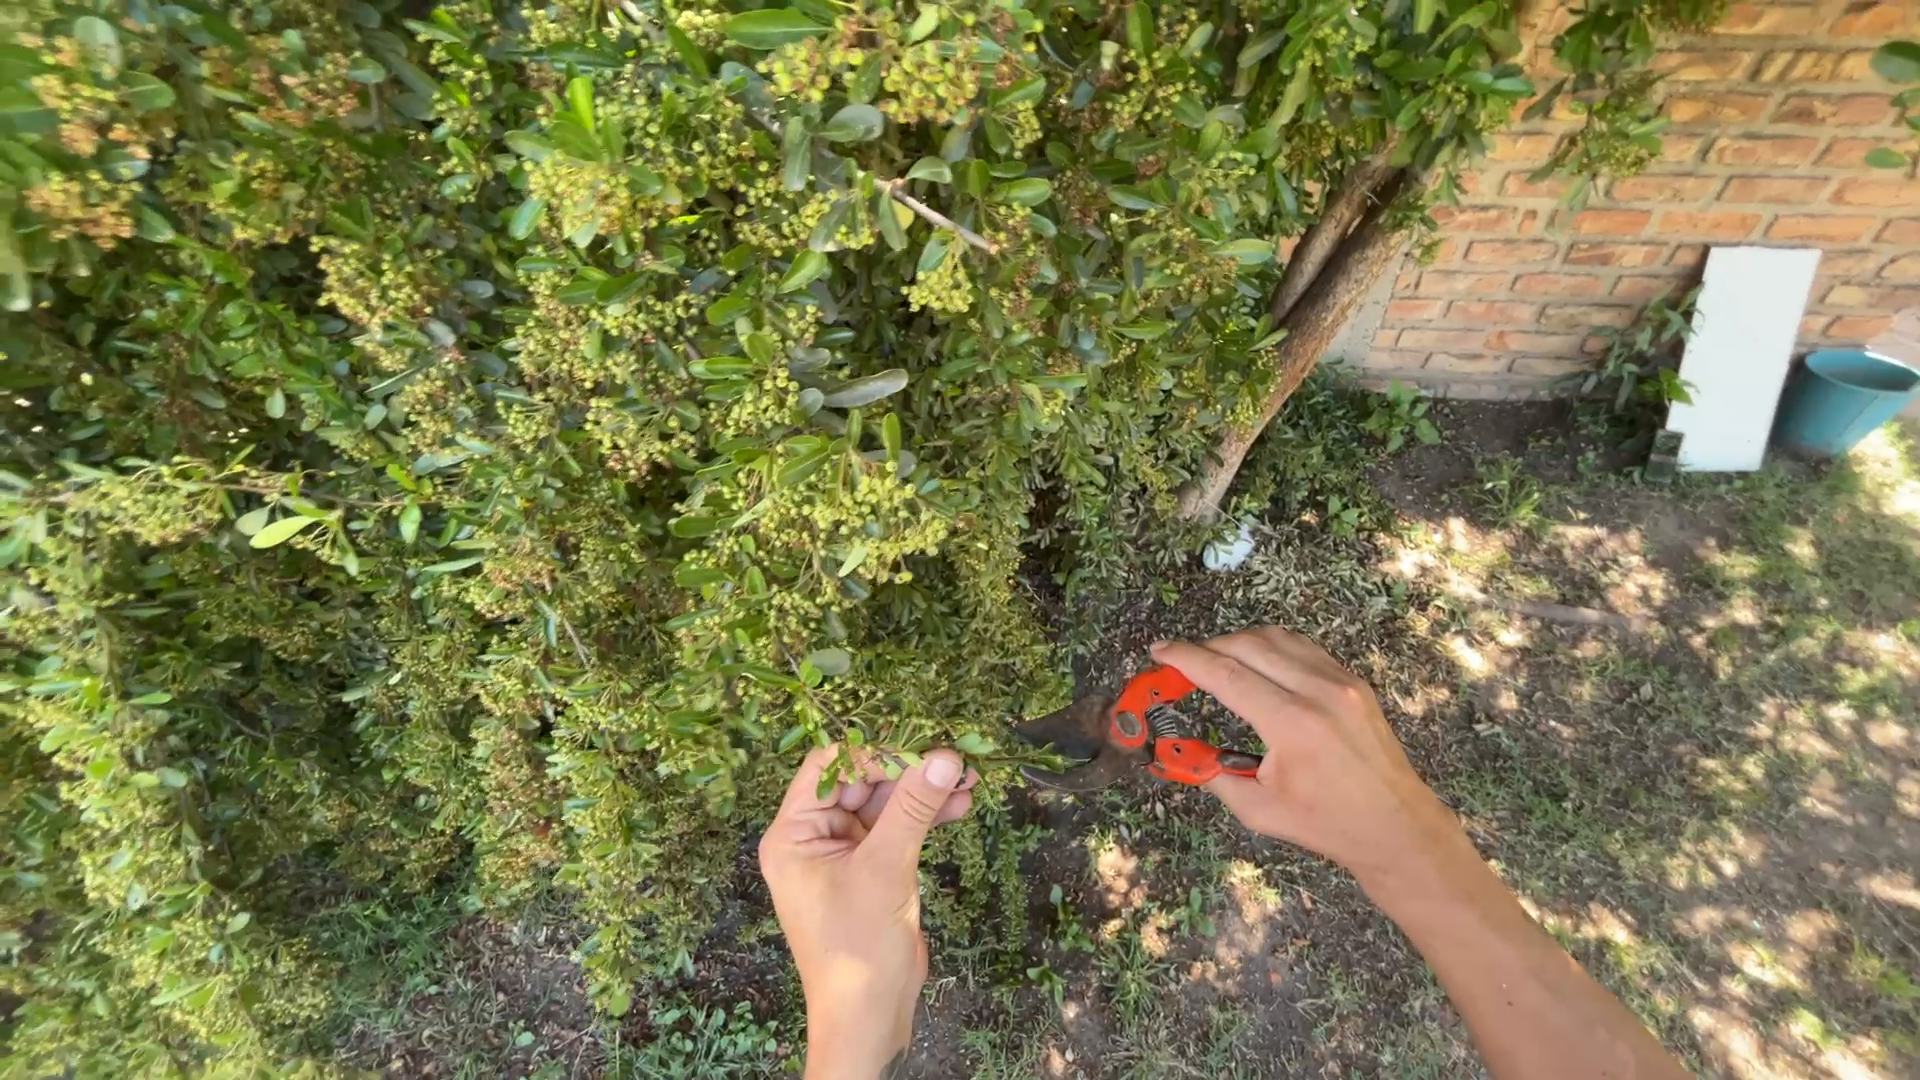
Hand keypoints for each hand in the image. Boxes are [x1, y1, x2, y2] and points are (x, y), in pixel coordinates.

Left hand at [758, 745, 977, 1078]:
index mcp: (794, 833)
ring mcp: (845, 853)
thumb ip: (912, 808)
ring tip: (969, 781)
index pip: (829, 769)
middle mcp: (814, 837)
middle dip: (908, 773)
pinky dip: (926, 818)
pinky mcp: (872, 869)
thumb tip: (944, 757)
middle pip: (863, 783)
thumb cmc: (858, 946)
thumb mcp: (884, 869)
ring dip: (924, 793)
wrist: (870, 1020)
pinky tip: (959, 806)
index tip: (918, 756)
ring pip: (886, 804)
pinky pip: (898, 829)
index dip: (873, 757)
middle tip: (954, 763)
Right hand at [1150, 627, 1462, 890]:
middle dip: (1205, 647)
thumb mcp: (1256, 809)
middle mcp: (1318, 691)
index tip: (1158, 652)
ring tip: (1215, 660)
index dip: (1185, 658)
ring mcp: (1340, 681)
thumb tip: (1171, 751)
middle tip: (1181, 661)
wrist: (1398, 828)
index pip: (1225, 674)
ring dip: (1236, 641)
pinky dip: (1268, 646)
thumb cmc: (1325, 824)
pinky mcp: (1353, 680)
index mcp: (1292, 725)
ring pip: (1274, 637)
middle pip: (1246, 644)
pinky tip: (1255, 663)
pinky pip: (1300, 646)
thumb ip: (1209, 773)